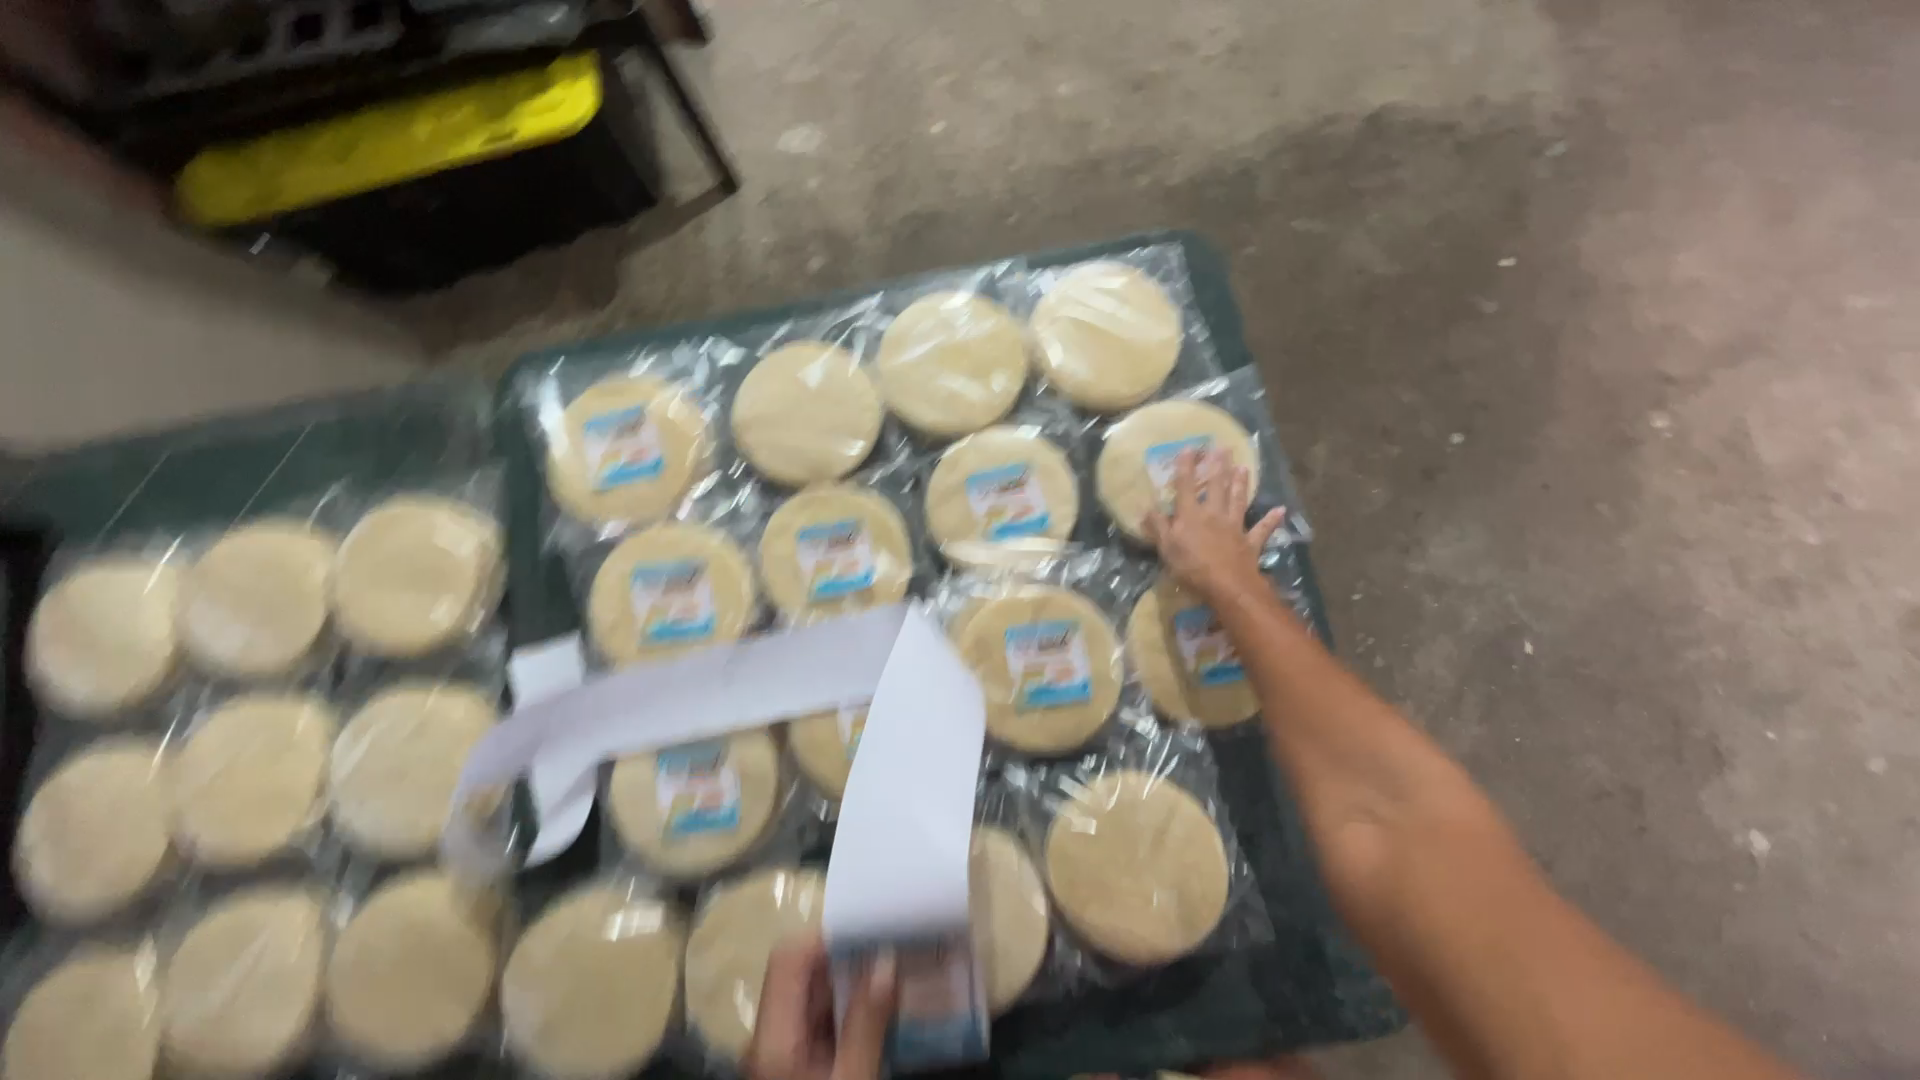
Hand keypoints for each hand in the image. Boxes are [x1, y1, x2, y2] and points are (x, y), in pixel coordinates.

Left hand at [744, 936, 897, 1079]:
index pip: (787, 958)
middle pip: (801, 974)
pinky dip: (848, 1007)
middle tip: (891, 945)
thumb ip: (867, 1023)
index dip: (825, 936)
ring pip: (813, 995)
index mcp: (773, 1036)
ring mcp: (780, 1049)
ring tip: (893, 971)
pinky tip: (879, 1009)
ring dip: (851, 981)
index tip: (869, 926)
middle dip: (845, 956)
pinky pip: (820, 1019)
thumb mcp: (853, 1078)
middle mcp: (769, 1035)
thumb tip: (886, 960)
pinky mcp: (795, 1062)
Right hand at [1143, 448, 1286, 600]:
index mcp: (1191, 515)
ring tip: (1244, 467)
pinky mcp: (1250, 542)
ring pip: (1238, 501)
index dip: (1186, 467)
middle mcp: (1214, 515)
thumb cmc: (1191, 567)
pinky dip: (1271, 520)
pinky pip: (1262, 529)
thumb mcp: (1166, 548)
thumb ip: (1157, 526)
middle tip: (1223, 448)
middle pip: (1217, 487)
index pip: (1186, 486)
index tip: (1188, 448)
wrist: (1226, 585)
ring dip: (1241, 484)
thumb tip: (1145, 508)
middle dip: (1219, 466)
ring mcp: (1235, 527)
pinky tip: (1281, 510)